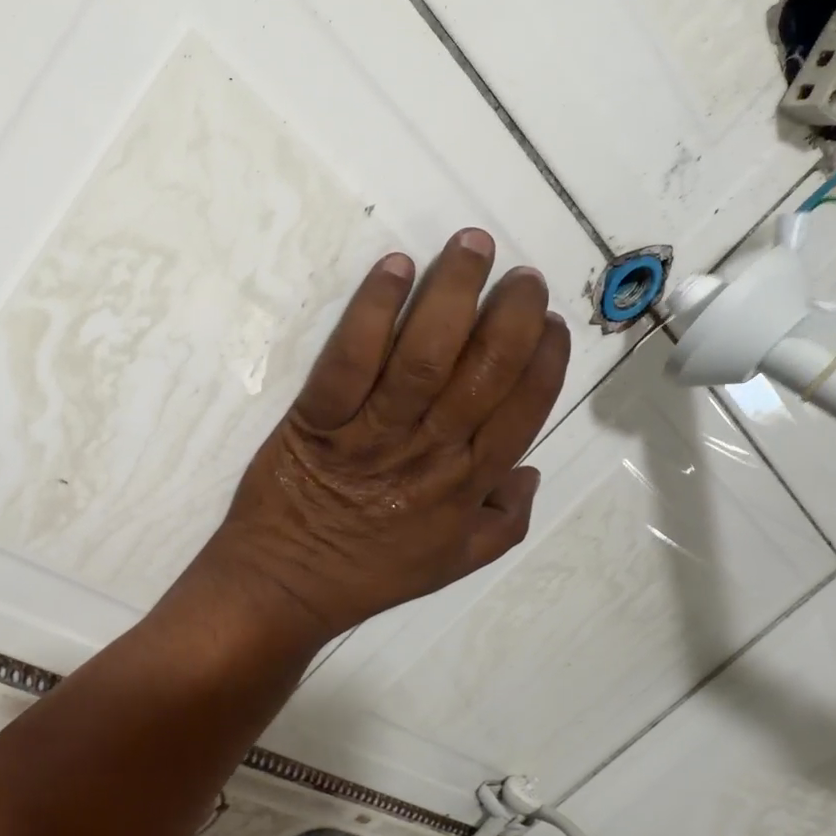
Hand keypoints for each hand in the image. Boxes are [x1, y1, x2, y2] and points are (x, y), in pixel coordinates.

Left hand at [196, 228, 569, 643]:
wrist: (284, 588)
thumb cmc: (366, 574)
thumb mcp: (451, 564)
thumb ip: (503, 522)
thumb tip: (530, 471)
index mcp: (468, 486)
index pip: (524, 409)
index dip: (545, 358)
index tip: (551, 320)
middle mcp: (430, 455)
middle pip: (484, 370)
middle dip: (511, 312)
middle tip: (519, 274)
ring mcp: (372, 438)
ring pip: (425, 356)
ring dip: (453, 293)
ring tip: (470, 248)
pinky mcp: (316, 424)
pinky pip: (349, 362)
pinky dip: (372, 312)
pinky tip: (395, 268)